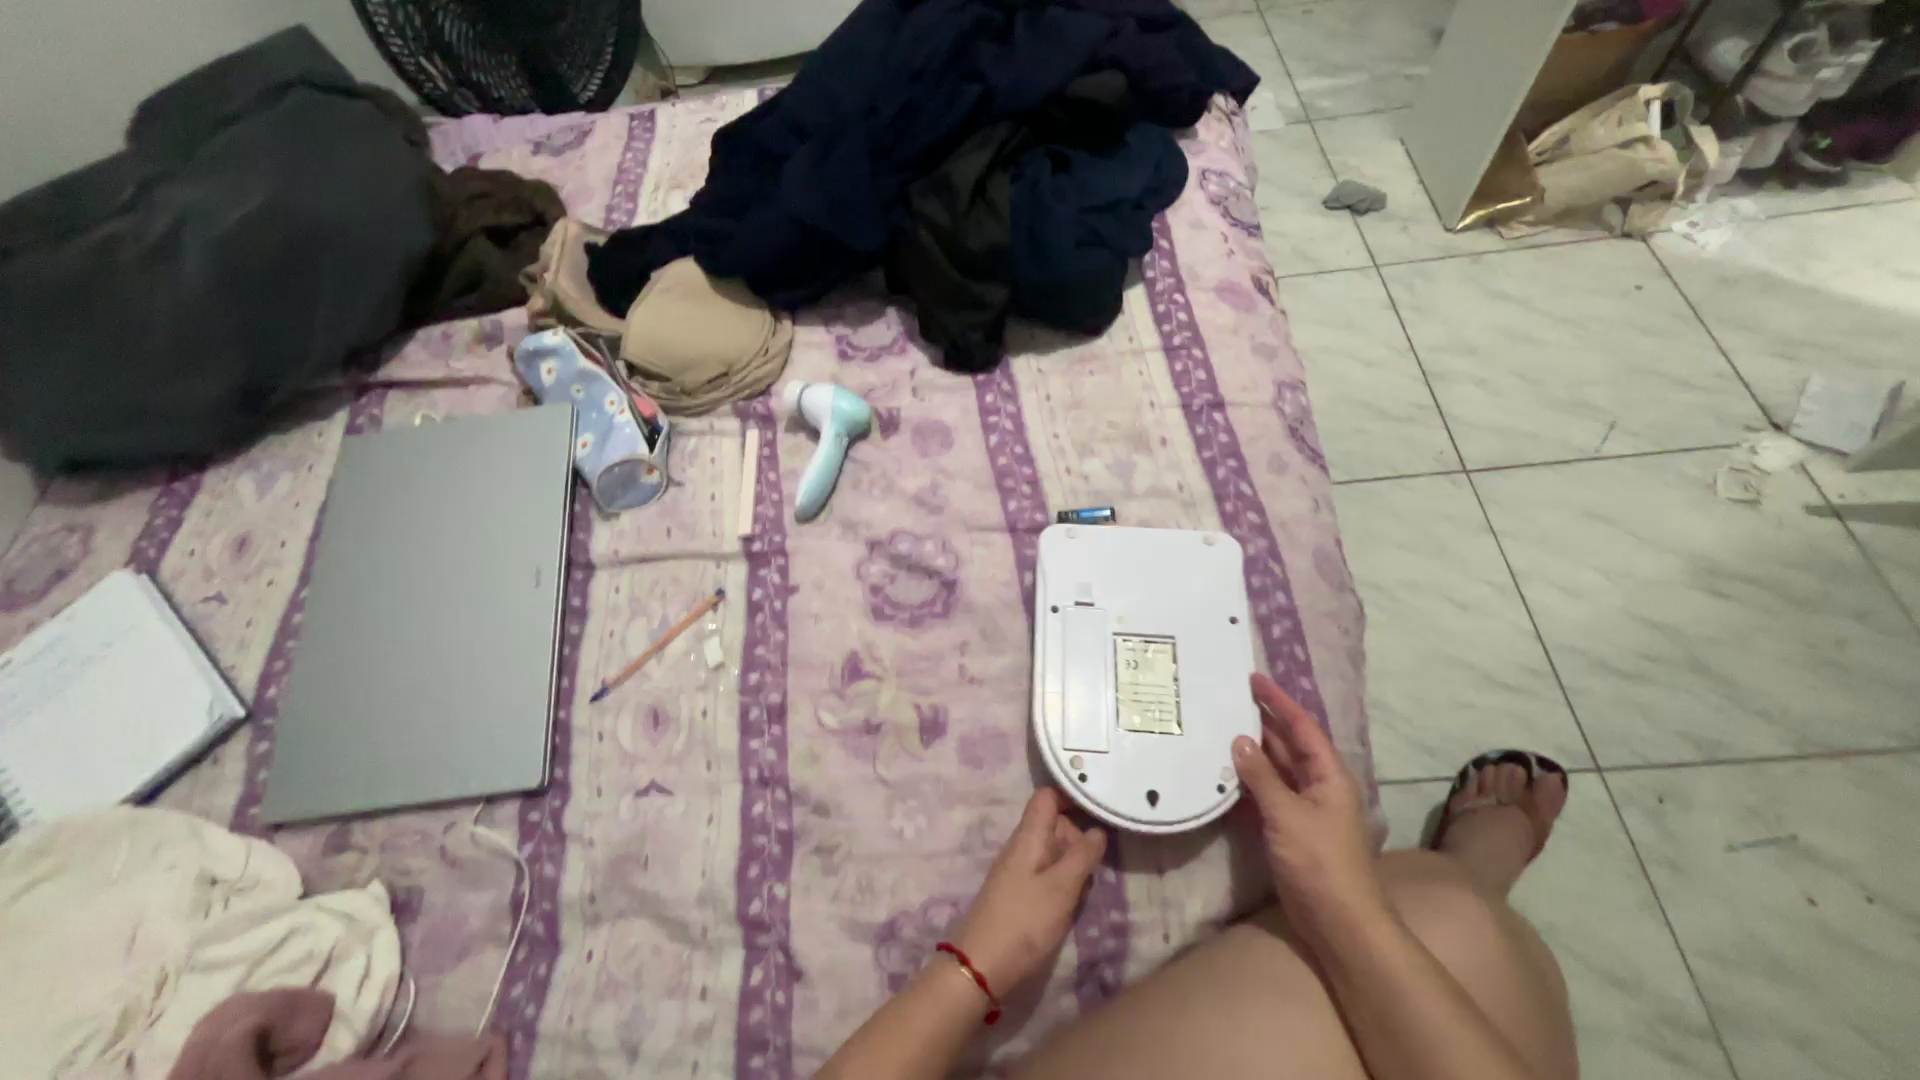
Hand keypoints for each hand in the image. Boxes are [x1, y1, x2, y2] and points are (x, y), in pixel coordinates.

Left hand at [950, 787, 1107, 994]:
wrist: (980, 965)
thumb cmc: (1024, 921)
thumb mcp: (1061, 888)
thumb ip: (1082, 856)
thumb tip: (1097, 830)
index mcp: (1028, 835)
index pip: (1047, 796)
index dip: (1071, 795)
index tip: (1100, 807)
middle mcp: (1020, 845)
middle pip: (1053, 823)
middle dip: (1078, 836)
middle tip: (1097, 862)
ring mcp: (1017, 869)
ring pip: (1052, 850)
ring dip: (1073, 862)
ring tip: (1088, 885)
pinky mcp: (1018, 892)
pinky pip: (1045, 872)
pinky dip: (1063, 880)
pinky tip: (1072, 901)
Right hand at [1232, 673, 1385, 936]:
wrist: (1340, 921)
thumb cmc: (1320, 862)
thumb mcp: (1288, 814)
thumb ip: (1262, 776)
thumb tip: (1240, 739)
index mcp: (1329, 775)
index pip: (1302, 727)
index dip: (1279, 701)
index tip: (1253, 678)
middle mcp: (1319, 785)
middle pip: (1289, 744)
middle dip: (1263, 721)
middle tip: (1228, 699)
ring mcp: (1305, 808)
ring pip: (1277, 769)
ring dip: (1253, 750)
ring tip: (1221, 727)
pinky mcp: (1291, 829)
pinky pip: (1268, 794)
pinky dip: (1249, 780)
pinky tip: (1225, 773)